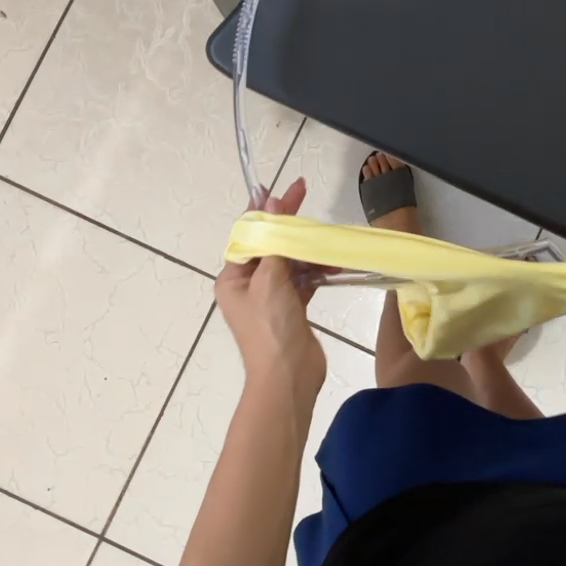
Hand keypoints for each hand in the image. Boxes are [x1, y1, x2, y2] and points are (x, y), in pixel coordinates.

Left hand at [217, 180, 324, 401]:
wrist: (288, 379)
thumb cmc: (271, 329)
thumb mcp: (270, 280)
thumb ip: (274, 241)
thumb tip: (271, 203)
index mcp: (233, 278)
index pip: (250, 233)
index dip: (266, 209)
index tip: (283, 186)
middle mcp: (248, 285)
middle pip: (271, 244)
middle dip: (289, 223)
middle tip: (304, 192)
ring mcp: (270, 298)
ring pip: (289, 261)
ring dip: (307, 249)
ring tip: (326, 240)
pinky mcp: (291, 308)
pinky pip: (303, 280)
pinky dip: (316, 271)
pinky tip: (332, 266)